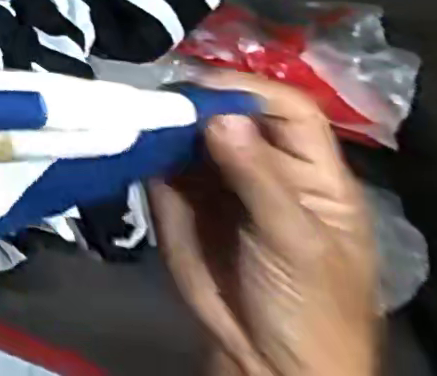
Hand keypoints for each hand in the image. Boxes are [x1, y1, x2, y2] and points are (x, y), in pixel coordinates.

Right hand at [150, 72, 378, 375]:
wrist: (265, 362)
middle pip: (229, 108)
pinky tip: (126, 130)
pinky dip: (141, 137)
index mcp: (309, 172)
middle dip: (196, 97)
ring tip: (137, 110)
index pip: (287, 109)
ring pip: (187, 124)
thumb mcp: (295, 244)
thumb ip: (258, 178)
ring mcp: (215, 173)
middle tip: (160, 97)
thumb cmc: (309, 307)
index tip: (205, 88)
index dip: (250, 90)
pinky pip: (157, 151)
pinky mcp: (175, 187)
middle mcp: (260, 161)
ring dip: (162, 114)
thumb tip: (218, 113)